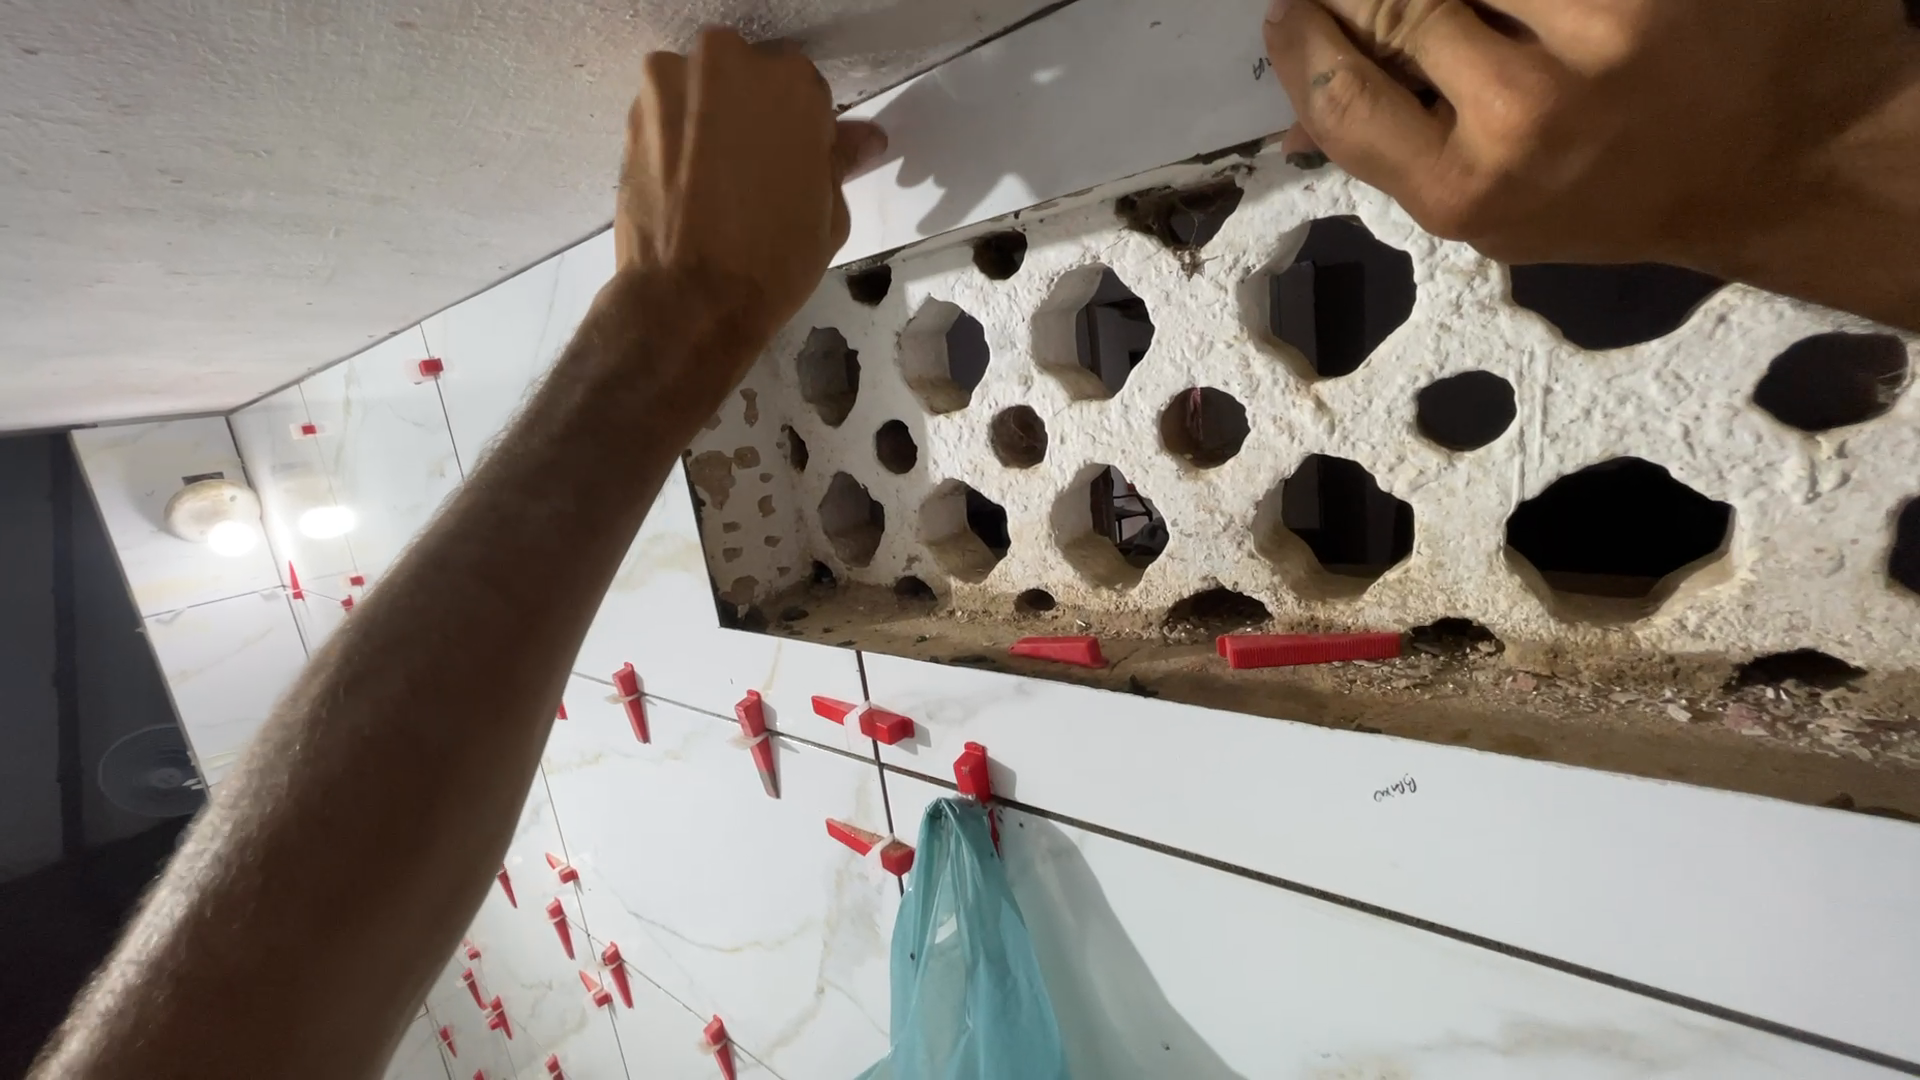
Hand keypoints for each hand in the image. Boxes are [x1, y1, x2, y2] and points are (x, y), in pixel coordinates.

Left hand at [615, 28, 885, 341]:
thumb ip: (840, 162)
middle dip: (759, 121)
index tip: (802, 172)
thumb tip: (864, 137)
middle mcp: (728, 62)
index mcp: (792, 85)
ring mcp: (672, 82)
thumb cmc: (774, 263)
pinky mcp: (634, 113)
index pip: (808, 94)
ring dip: (717, 128)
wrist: (691, 299)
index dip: (807, 136)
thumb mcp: (829, 217)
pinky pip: (672, 118)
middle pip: (752, 81)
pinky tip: (691, 192)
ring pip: (707, 95)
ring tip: (722, 191)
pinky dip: (683, 144)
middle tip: (762, 182)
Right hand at [1262, 0, 1917, 270]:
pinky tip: (1492, 3)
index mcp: (1460, 188)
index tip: (1286, 16)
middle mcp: (1518, 112)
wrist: (1777, 159)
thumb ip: (1395, 159)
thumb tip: (1294, 126)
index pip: (1345, 101)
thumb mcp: (1483, 217)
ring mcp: (1601, 27)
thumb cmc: (1603, 204)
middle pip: (1395, 10)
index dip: (1301, 46)